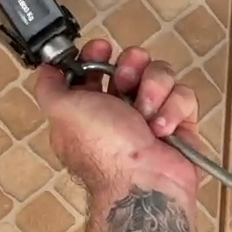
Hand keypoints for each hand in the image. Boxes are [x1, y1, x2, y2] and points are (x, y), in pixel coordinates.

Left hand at [33, 40, 201, 201]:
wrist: (144, 183)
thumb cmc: (103, 150)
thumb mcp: (63, 112)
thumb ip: (49, 87)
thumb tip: (46, 71)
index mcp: (90, 109)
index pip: (95, 68)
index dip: (97, 54)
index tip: (101, 48)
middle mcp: (121, 111)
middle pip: (133, 64)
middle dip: (131, 66)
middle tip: (125, 82)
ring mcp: (153, 117)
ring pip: (162, 76)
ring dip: (154, 91)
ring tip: (146, 116)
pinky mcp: (181, 124)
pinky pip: (185, 96)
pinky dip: (174, 110)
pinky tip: (163, 130)